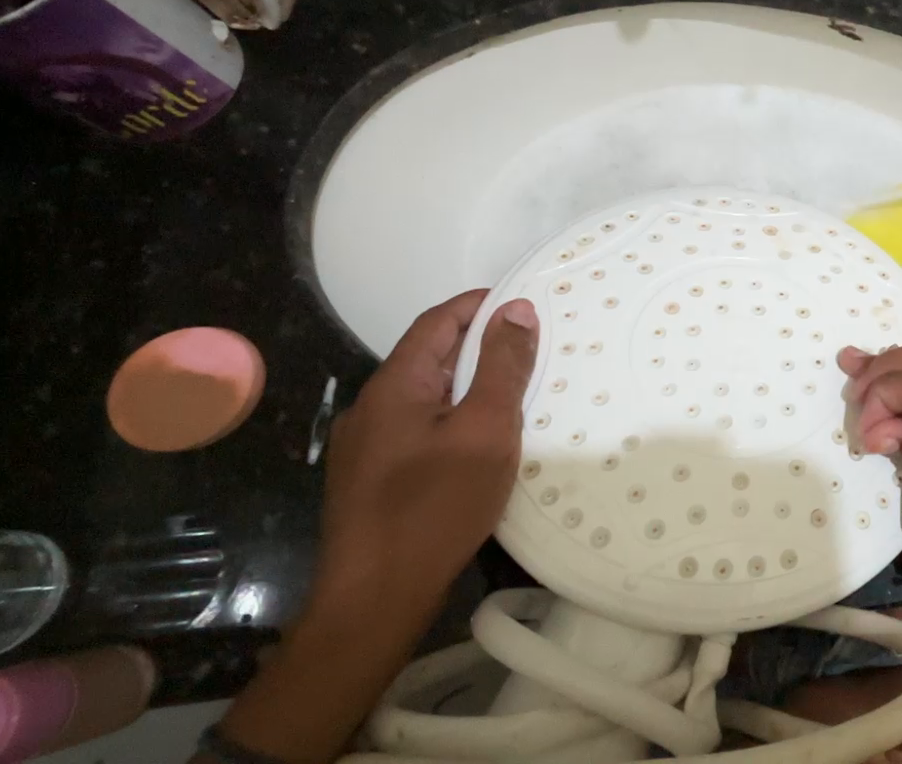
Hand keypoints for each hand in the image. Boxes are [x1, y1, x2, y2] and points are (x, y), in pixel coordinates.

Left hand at [315, 290, 538, 620]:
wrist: (374, 599)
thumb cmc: (436, 505)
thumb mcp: (486, 429)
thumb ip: (502, 367)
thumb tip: (515, 308)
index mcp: (395, 385)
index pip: (438, 321)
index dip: (480, 304)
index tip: (526, 302)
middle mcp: (372, 407)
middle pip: (430, 356)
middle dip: (481, 344)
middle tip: (534, 347)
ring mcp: (366, 446)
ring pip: (426, 394)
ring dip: (470, 383)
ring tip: (517, 391)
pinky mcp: (372, 478)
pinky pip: (420, 427)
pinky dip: (456, 416)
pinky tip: (482, 441)